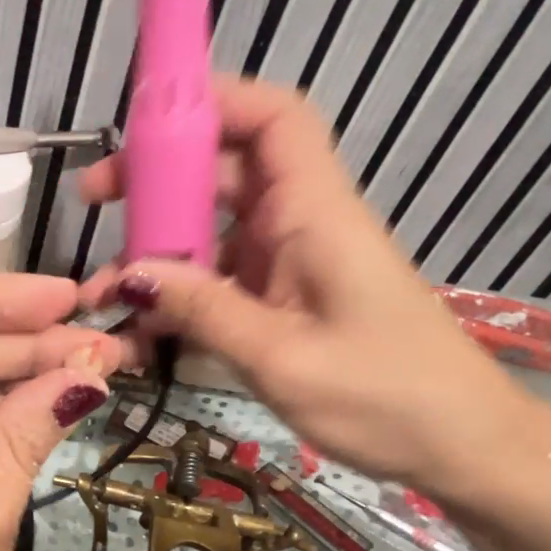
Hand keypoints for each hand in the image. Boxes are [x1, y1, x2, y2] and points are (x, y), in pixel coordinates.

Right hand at [77, 77, 538, 494]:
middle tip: (93, 204)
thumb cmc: (386, 396)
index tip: (141, 127)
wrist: (457, 447)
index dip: (211, 103)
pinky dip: (175, 298)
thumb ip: (203, 310)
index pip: (273, 119)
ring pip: (209, 231)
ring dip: (153, 253)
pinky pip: (216, 282)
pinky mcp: (280, 303)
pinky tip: (136, 333)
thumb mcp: (282, 357)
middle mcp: (299, 225)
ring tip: (100, 294)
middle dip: (154, 182)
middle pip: (222, 172)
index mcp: (316, 215)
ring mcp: (288, 265)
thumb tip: (128, 275)